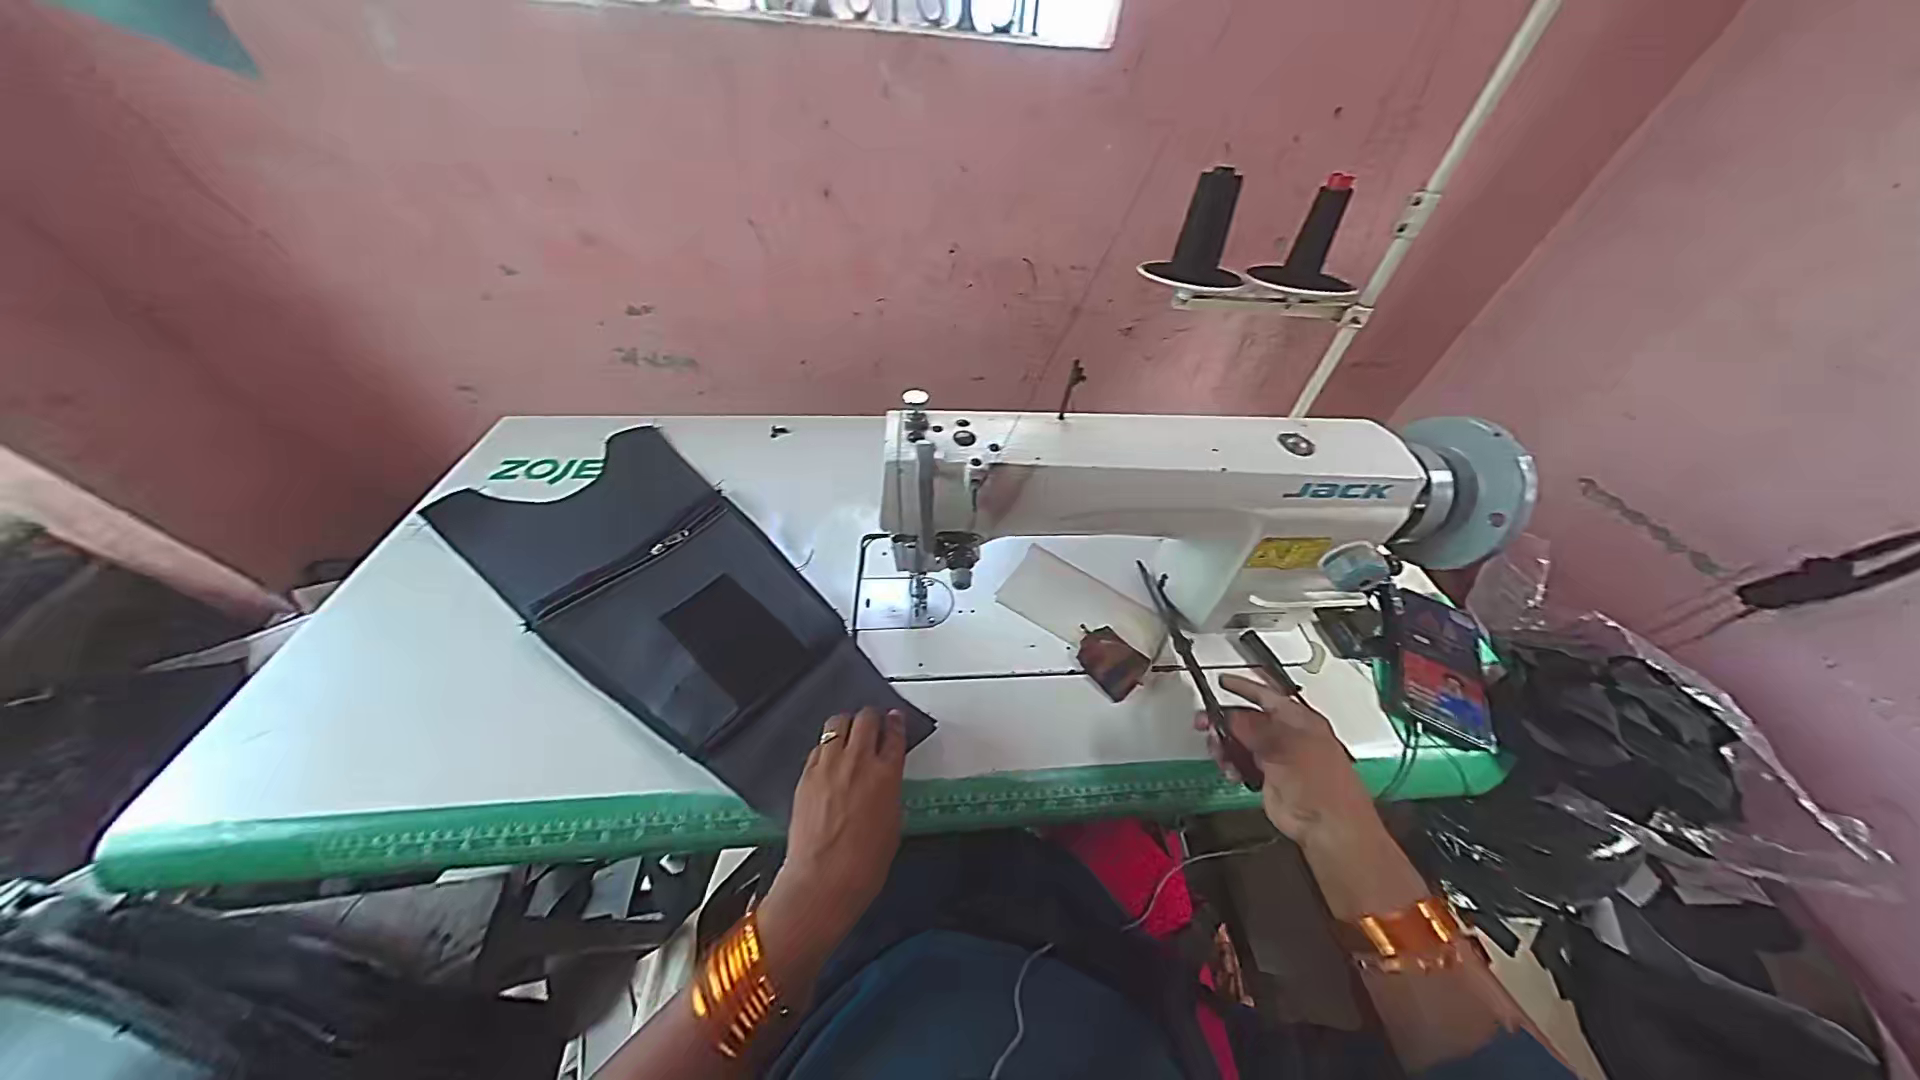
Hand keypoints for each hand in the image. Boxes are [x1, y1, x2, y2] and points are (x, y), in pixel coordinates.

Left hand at [763, 707, 906, 942]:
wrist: (823, 881)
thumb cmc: (862, 864)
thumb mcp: (893, 825)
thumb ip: (890, 793)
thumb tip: (885, 783)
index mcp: (887, 774)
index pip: (894, 734)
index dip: (896, 723)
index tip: (895, 720)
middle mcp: (858, 762)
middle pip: (866, 718)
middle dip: (872, 717)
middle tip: (873, 720)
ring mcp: (829, 765)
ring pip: (838, 722)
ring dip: (847, 724)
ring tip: (849, 729)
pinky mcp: (806, 774)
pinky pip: (818, 746)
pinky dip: (826, 746)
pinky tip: (828, 755)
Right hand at [1197, 674, 1381, 848]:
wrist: (1328, 827)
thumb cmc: (1321, 785)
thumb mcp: (1283, 745)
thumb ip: (1252, 727)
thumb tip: (1229, 716)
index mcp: (1299, 721)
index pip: (1266, 695)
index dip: (1243, 687)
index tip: (1223, 682)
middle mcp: (1288, 737)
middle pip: (1248, 720)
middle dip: (1225, 721)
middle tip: (1205, 723)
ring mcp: (1278, 758)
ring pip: (1241, 742)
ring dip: (1225, 745)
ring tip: (1219, 752)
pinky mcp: (1268, 778)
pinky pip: (1241, 763)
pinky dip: (1232, 764)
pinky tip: (1231, 770)